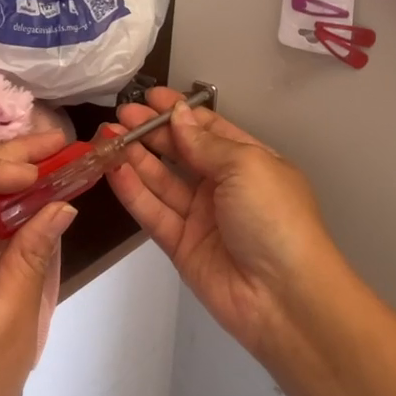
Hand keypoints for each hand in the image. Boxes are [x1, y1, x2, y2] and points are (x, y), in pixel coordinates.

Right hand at [107, 87, 345, 359]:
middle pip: (180, 152)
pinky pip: (153, 211)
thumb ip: (204, 142)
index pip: (207, 127)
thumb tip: (178, 115)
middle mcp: (224, 186)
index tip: (149, 97)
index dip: (179, 111)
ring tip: (108, 136)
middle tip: (121, 115)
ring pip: (161, 180)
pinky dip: (132, 190)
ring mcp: (201, 217)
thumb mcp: (246, 165)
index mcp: (248, 162)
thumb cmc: (275, 217)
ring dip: (135, 157)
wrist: (286, 299)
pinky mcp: (181, 245)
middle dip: (151, 132)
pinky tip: (113, 169)